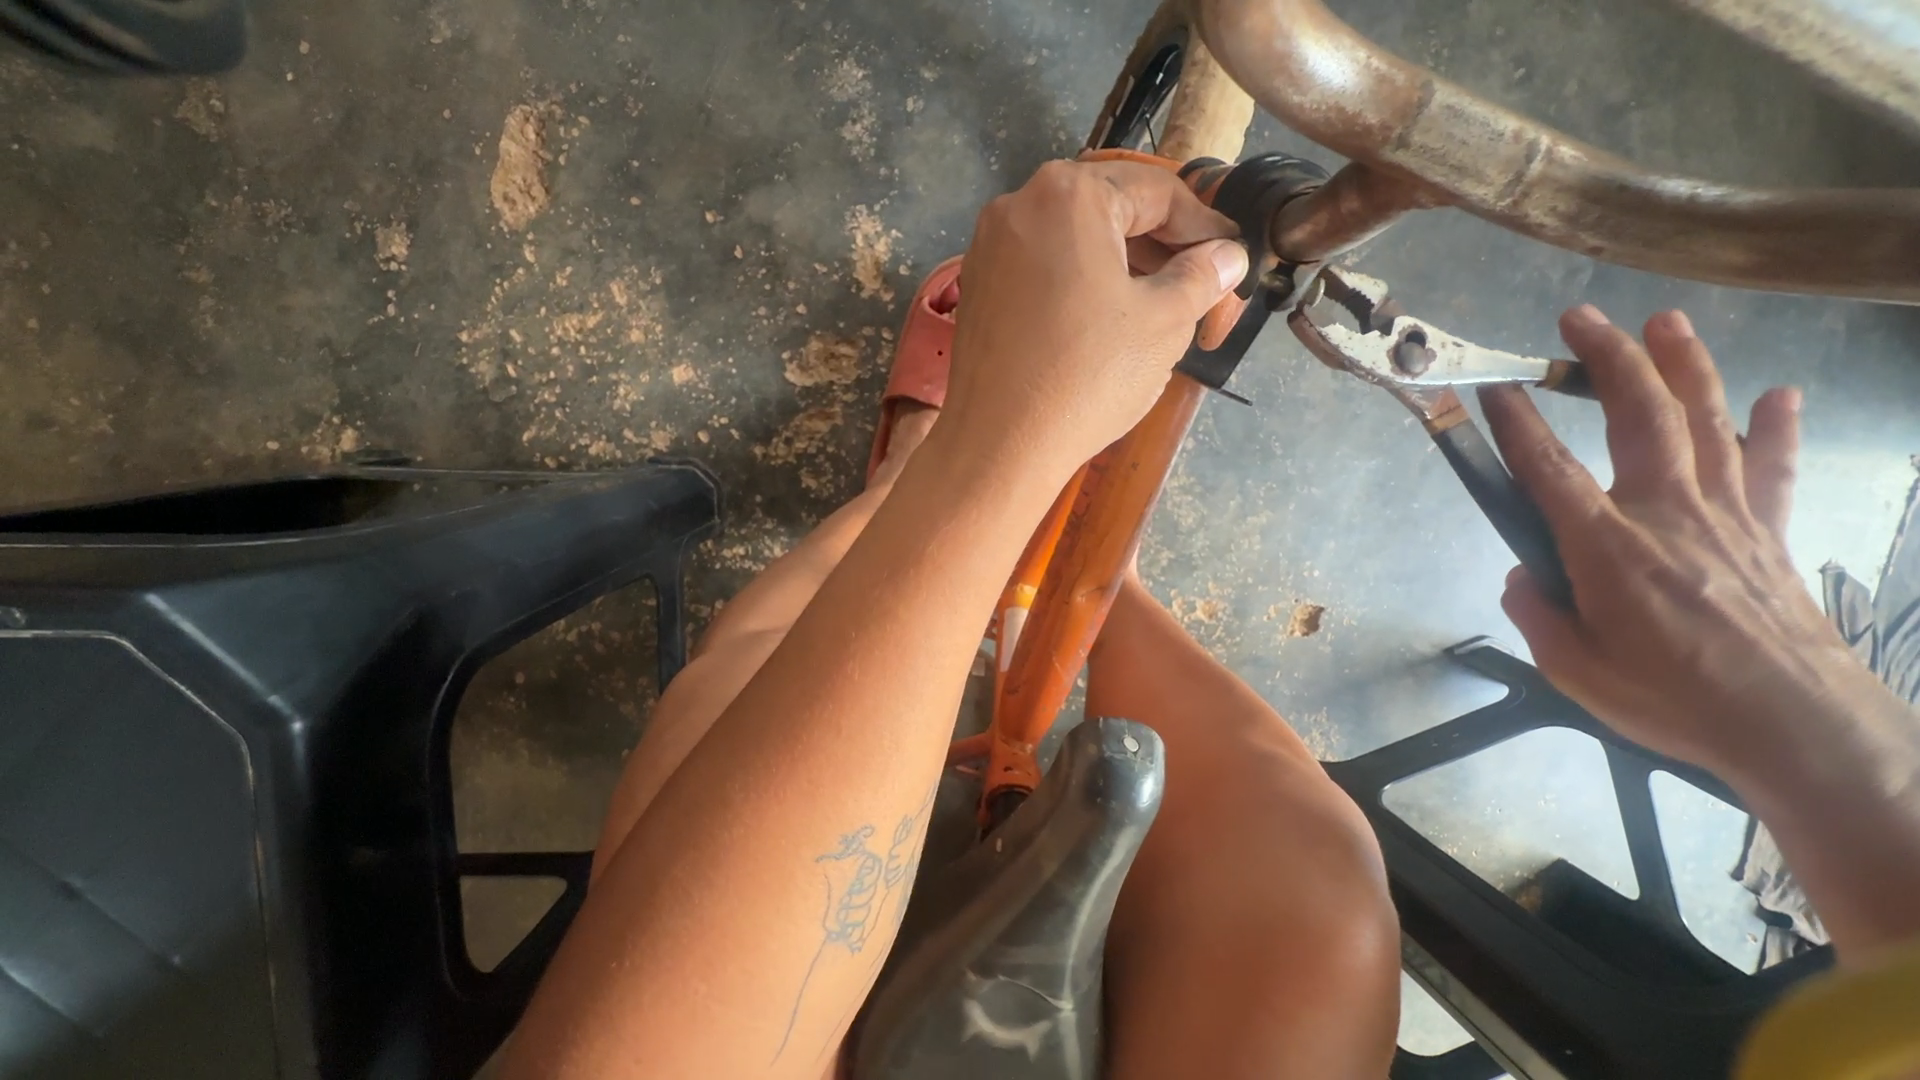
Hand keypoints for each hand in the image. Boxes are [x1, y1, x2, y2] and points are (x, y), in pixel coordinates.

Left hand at [938, 159, 1247, 475]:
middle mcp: (1019, 204)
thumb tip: (1227, 256)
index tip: (1232, 261)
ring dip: (1125, 266)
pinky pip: (1043, 266)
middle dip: (1163, 249)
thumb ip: (1203, 275)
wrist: (1001, 445)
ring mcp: (990, 246)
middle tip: (1201, 292)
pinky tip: (1107, 321)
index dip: (1205, 228)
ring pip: (1076, 239)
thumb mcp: (1164, 321)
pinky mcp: (978, 286)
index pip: (1158, 191)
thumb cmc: (1088, 376)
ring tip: (1161, 310)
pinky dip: (1081, 281)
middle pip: (1112, 210)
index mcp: (1069, 193)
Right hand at [1480, 306, 1891, 780]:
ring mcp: (1726, 516)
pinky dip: (1774, 428)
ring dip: (1683, 367)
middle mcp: (1668, 513)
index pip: (1550, 469)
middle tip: (1579, 319)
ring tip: (1663, 322)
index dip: (1517, 425)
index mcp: (1609, 548)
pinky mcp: (1766, 533)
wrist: (1795, 726)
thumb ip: (1536, 613)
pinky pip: (1768, 469)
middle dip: (1608, 361)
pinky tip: (1777, 394)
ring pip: (1704, 424)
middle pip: (1639, 418)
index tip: (1494, 390)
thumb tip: (1524, 575)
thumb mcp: (1573, 669)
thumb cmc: (1673, 699)